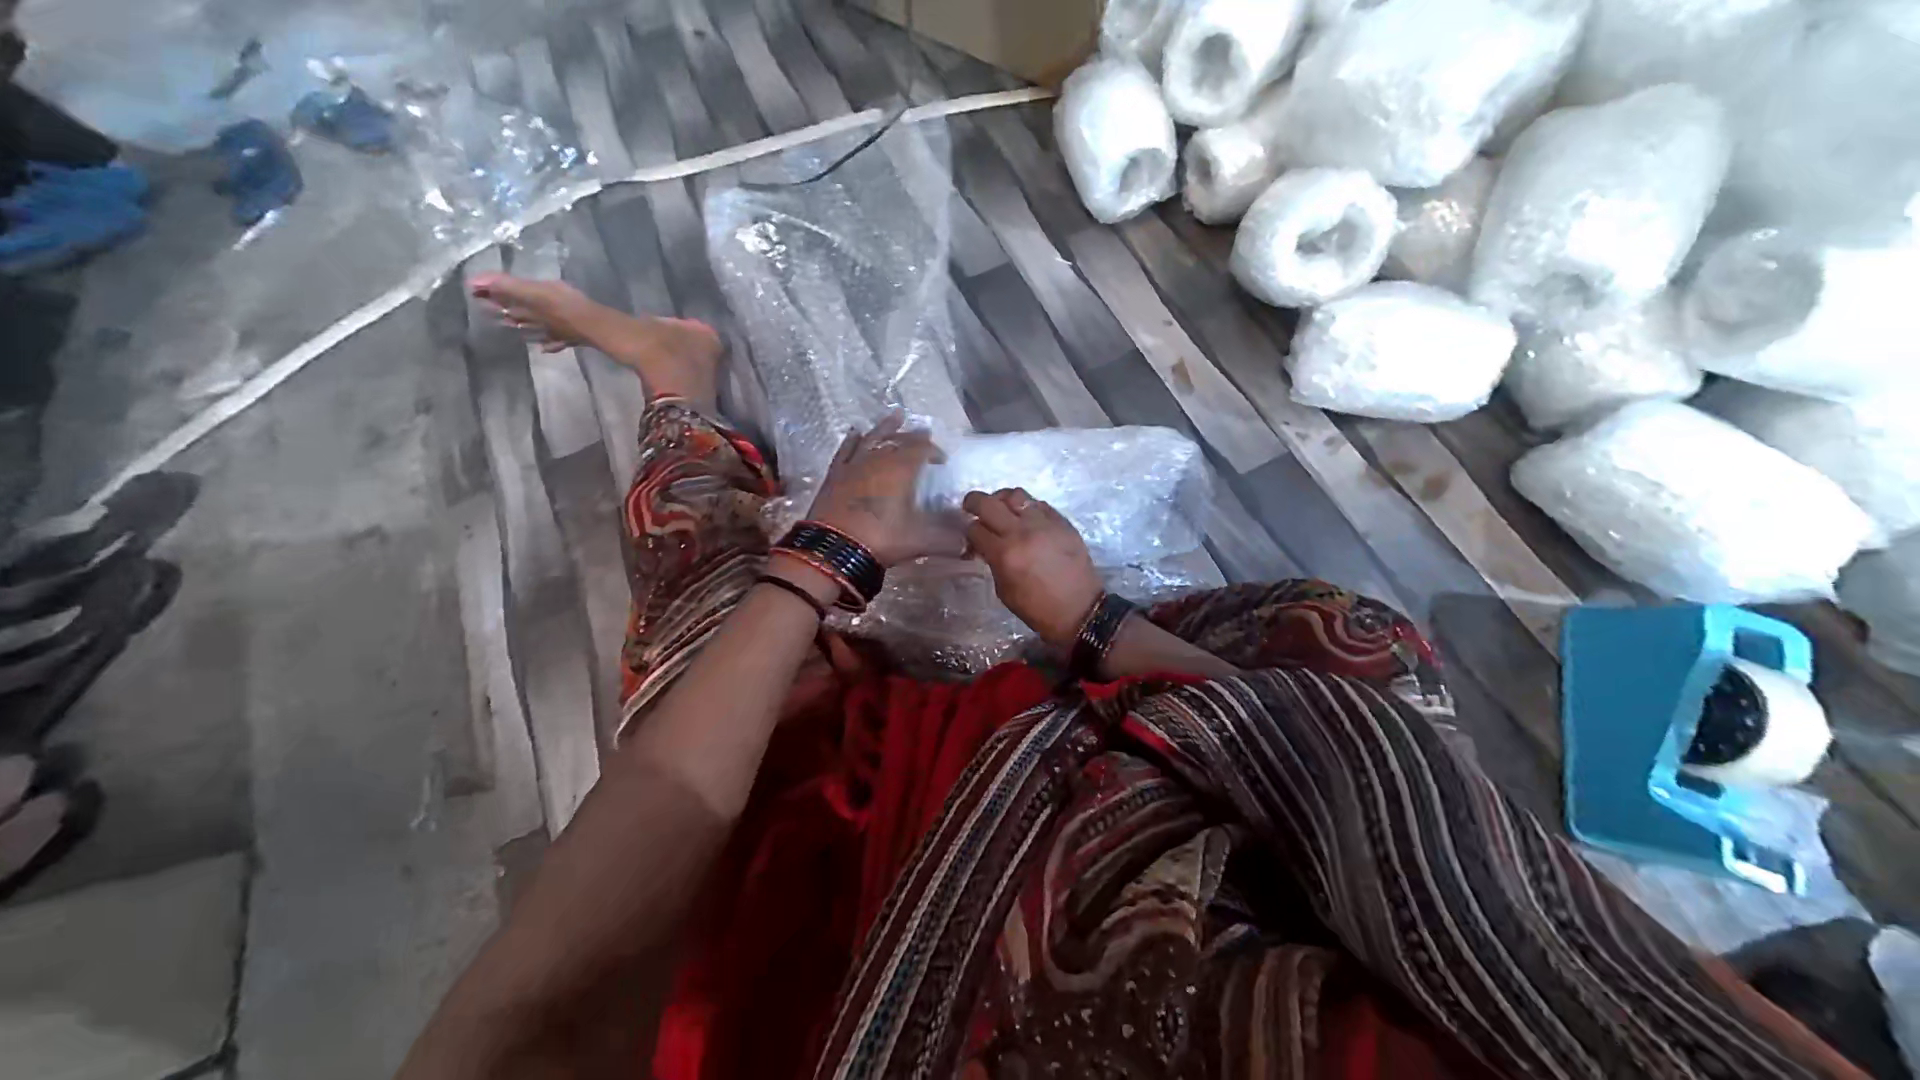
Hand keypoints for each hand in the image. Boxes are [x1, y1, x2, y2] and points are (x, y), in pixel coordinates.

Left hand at [806, 413, 959, 567]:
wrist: (834, 547)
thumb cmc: (881, 539)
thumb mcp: (919, 541)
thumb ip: (947, 542)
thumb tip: (970, 546)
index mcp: (901, 469)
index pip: (921, 449)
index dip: (933, 450)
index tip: (941, 459)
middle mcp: (877, 460)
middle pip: (897, 440)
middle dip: (912, 436)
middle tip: (922, 433)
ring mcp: (853, 465)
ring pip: (872, 438)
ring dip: (885, 428)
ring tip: (894, 416)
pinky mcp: (834, 475)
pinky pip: (845, 450)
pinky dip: (852, 440)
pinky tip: (855, 432)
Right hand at [963, 488, 1101, 649]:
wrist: (1079, 609)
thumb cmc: (1037, 608)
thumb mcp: (1004, 590)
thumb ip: (992, 562)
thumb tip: (985, 546)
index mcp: (1004, 553)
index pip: (975, 529)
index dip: (968, 532)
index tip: (971, 537)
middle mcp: (1022, 531)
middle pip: (988, 503)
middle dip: (974, 502)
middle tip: (970, 506)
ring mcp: (1043, 523)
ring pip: (1015, 495)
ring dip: (1001, 499)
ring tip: (1000, 508)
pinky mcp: (1061, 521)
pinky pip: (1038, 504)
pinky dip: (1026, 507)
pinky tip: (1025, 517)